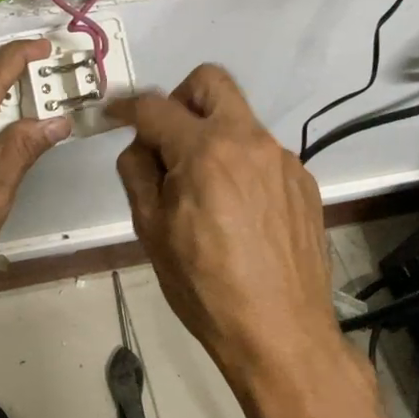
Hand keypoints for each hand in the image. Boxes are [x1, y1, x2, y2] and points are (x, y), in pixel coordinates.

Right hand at [109, 65, 336, 376]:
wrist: (283, 336)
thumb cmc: (205, 288)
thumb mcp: (151, 231)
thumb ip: (138, 173)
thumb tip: (143, 146)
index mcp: (205, 151)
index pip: (155, 107)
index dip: (126, 106)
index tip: (113, 113)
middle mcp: (249, 141)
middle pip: (210, 81)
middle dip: (180, 98)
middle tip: (167, 139)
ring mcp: (282, 160)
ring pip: (239, 120)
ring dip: (213, 137)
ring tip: (203, 192)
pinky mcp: (304, 183)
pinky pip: (263, 155)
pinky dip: (240, 166)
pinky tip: (237, 214)